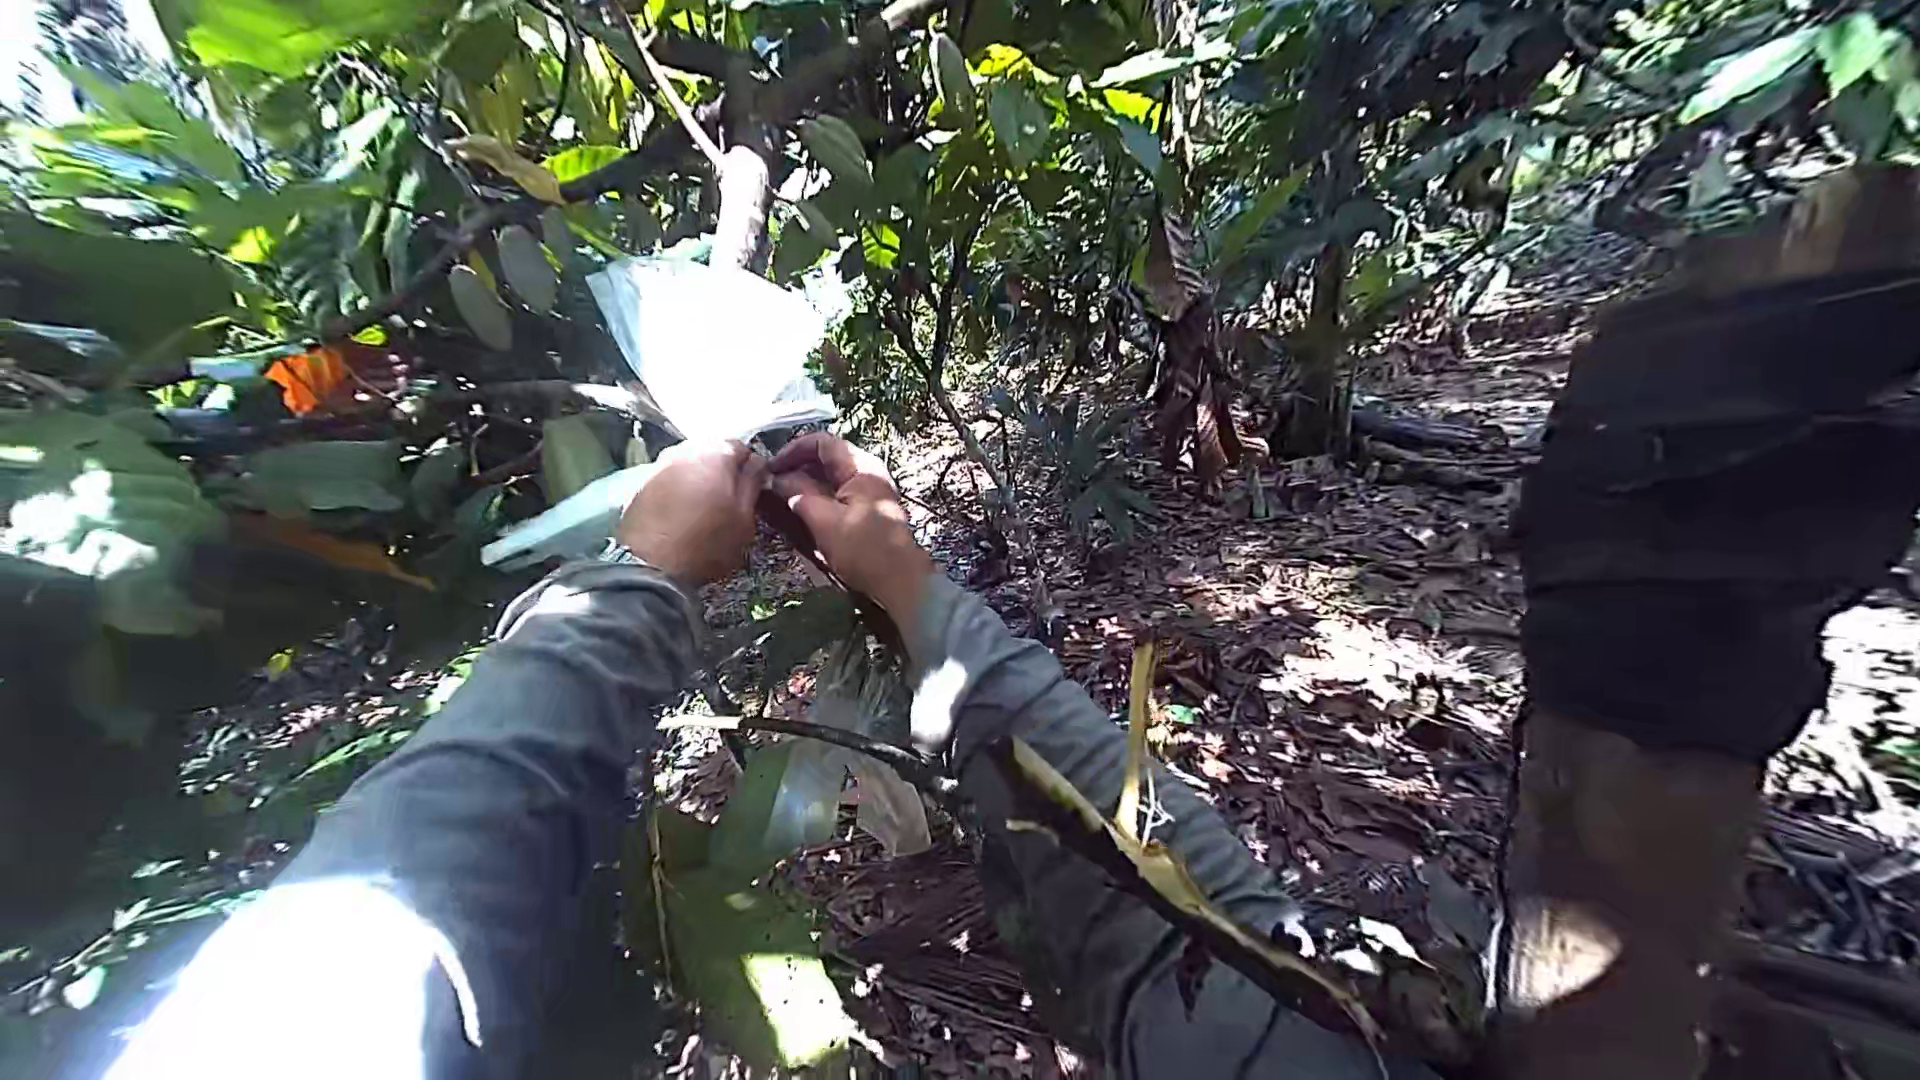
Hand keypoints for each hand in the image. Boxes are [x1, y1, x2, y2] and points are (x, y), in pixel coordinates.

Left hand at [618, 440, 766, 586]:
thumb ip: (753, 483)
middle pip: (713, 450)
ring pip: (689, 462)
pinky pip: (670, 475)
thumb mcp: (744, 517)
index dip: (751, 467)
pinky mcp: (639, 481)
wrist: (649, 567)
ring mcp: (658, 463)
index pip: (742, 447)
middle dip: (723, 469)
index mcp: (716, 454)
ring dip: (700, 476)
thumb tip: (758, 462)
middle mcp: (685, 449)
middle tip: (729, 499)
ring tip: (704, 504)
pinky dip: (679, 486)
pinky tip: (682, 510)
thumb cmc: (707, 543)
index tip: (752, 489)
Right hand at [768, 433, 933, 618]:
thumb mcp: (824, 519)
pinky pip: (838, 494)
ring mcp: (870, 492)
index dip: (793, 450)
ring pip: (831, 478)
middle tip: (772, 483)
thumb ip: (798, 494)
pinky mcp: (868, 510)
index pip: (823, 442)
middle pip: (827, 458)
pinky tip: (801, 510)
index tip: (771, 468)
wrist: (899, 581)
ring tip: (780, 497)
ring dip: (806, 484)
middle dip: (797, 467)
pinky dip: (818, 498)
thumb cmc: (863, 549)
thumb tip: (777, 480)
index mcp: (861, 467)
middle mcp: (868, 473)